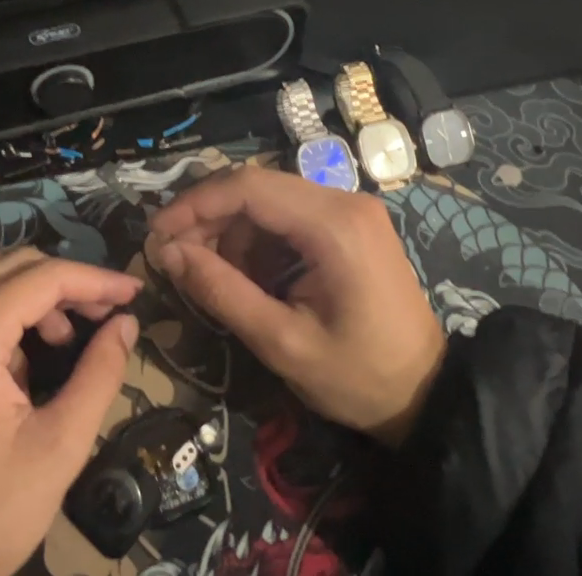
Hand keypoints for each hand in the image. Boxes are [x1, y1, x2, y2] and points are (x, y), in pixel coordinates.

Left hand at [0, 246, 141, 575]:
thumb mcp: (60, 445)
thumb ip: (99, 373)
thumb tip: (125, 323)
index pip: (43, 276)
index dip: (95, 279)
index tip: (134, 292)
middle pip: (13, 263)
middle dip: (67, 282)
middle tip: (106, 316)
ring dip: (32, 288)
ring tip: (65, 334)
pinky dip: (1, 303)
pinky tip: (24, 350)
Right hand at [147, 167, 444, 446]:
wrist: (425, 394)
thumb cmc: (357, 377)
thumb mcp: (282, 342)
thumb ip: (222, 291)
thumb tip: (168, 252)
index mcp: (334, 224)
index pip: (249, 188)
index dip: (195, 205)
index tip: (156, 235)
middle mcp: (344, 200)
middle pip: (257, 187)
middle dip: (208, 218)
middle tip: (174, 257)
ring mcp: (351, 209)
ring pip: (270, 198)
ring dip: (232, 231)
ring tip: (210, 275)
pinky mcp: (351, 224)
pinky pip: (290, 215)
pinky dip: (259, 239)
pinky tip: (246, 275)